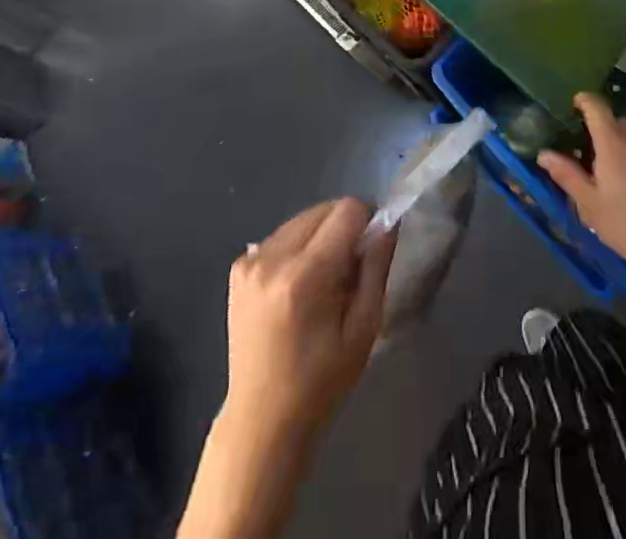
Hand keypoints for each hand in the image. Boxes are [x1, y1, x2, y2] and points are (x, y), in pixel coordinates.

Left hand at [223, 198, 396, 446]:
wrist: (262, 417)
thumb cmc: (322, 380)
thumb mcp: (364, 328)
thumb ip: (376, 268)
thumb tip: (387, 224)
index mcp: (304, 275)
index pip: (346, 210)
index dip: (368, 223)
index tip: (370, 253)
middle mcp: (271, 258)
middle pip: (323, 209)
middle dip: (344, 229)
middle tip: (348, 274)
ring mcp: (249, 261)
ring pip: (302, 219)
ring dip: (320, 237)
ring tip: (321, 282)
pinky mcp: (238, 267)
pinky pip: (281, 236)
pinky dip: (298, 248)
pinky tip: (297, 287)